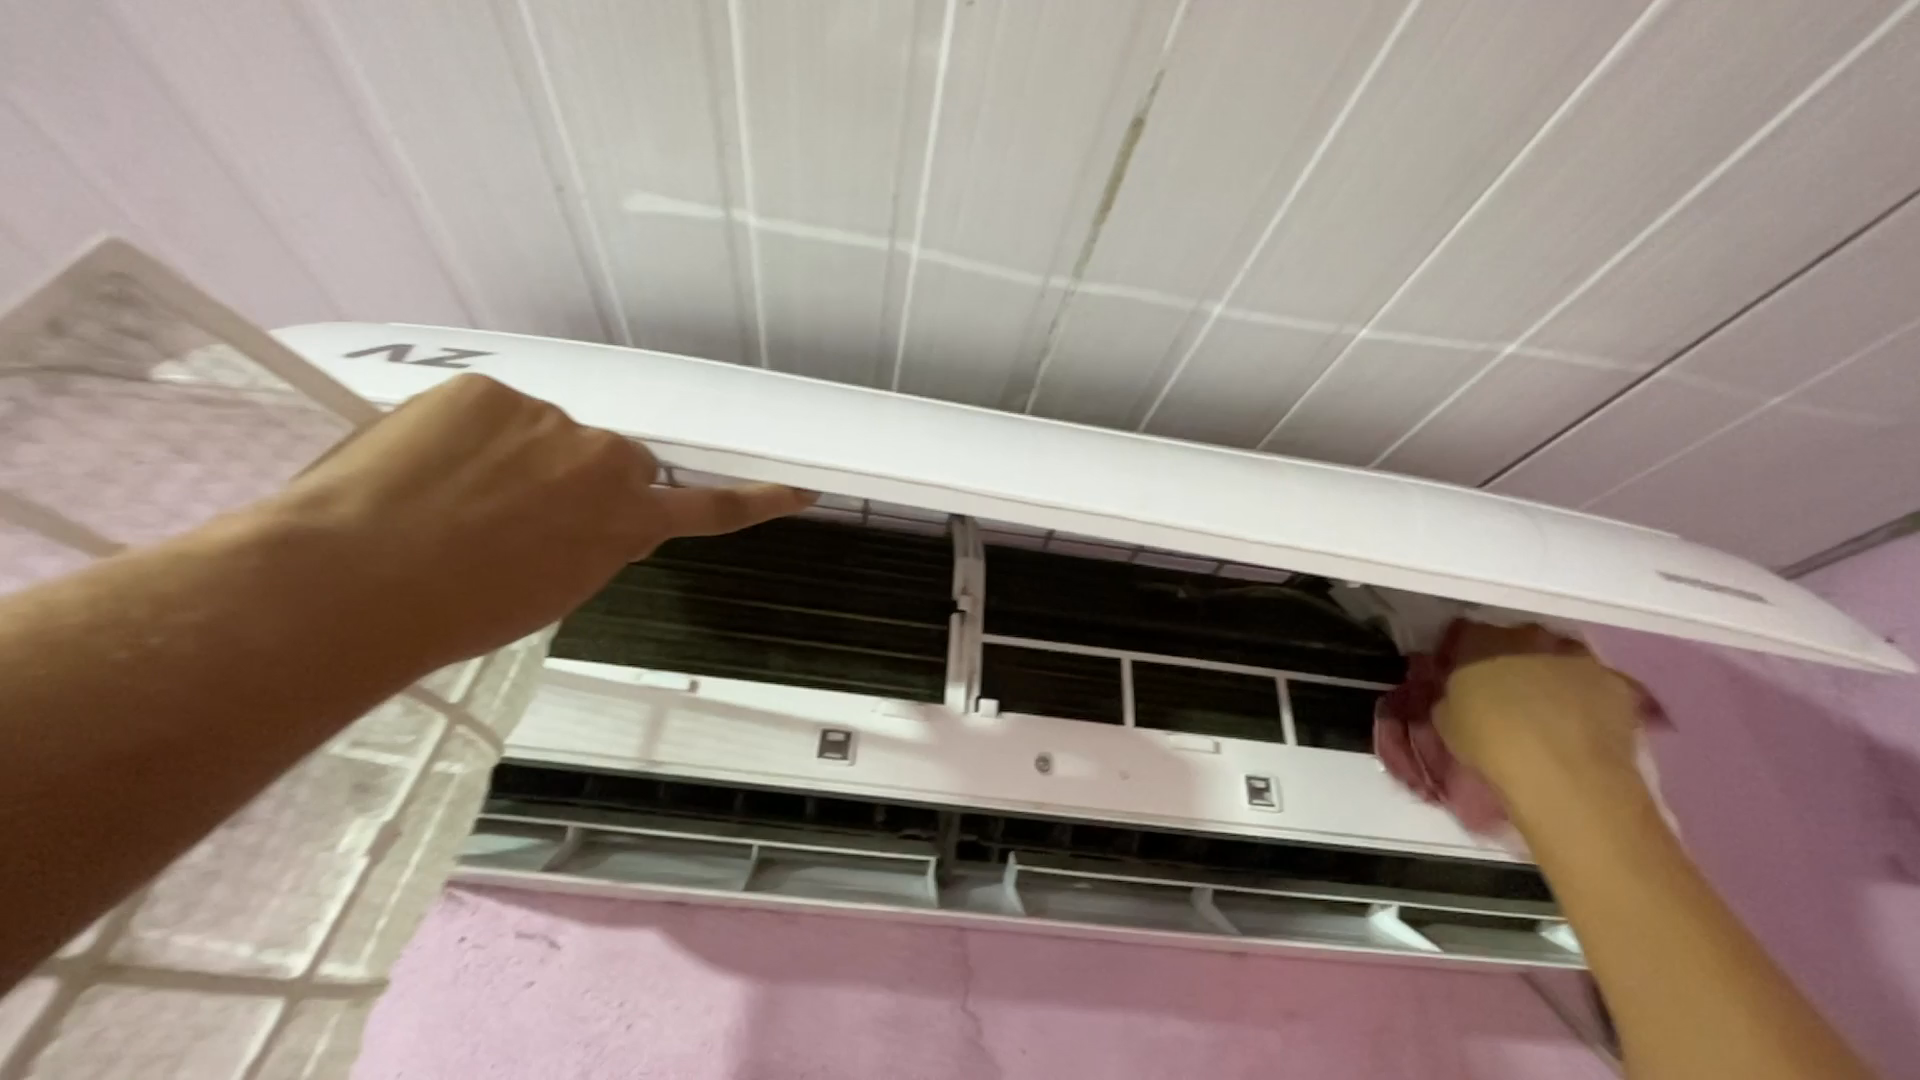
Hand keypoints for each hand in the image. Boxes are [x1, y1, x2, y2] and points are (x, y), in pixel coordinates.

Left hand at [254, 374, 813, 671]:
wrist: (355, 581)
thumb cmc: (455, 609)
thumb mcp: (554, 592)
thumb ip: (599, 548)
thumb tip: (609, 523)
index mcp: (625, 522)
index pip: (705, 508)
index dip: (757, 502)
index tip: (801, 492)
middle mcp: (604, 462)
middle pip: (609, 461)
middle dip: (576, 481)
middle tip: (509, 519)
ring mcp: (548, 420)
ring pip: (543, 434)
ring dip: (513, 457)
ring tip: (448, 500)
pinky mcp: (489, 390)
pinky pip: (491, 410)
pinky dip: (467, 433)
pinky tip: (426, 470)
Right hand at [1432, 624, 1646, 802]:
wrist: (1563, 772)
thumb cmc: (1490, 743)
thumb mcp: (1445, 720)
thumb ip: (1451, 696)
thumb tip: (1459, 694)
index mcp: (1478, 640)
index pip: (1463, 633)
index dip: (1461, 654)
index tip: (1460, 676)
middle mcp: (1528, 636)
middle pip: (1516, 639)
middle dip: (1511, 658)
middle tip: (1506, 688)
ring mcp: (1576, 655)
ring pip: (1560, 655)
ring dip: (1552, 672)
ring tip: (1550, 706)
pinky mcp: (1617, 681)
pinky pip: (1598, 683)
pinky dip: (1589, 696)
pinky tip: (1584, 721)